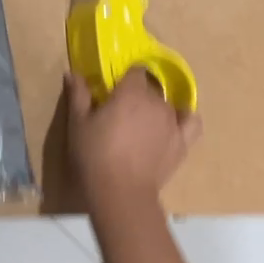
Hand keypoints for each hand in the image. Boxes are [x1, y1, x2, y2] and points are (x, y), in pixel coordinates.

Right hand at [65, 71, 201, 213]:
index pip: (135, 71)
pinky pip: (191, 121)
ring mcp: (173, 122)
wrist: (120, 190)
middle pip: (150, 88)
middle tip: (118, 112)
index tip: (112, 88)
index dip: (124, 77)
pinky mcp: (183, 142)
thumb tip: (72, 73)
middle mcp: (156, 102)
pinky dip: (183, 118)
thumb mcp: (77, 122)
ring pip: (165, 104)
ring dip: (153, 108)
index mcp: (130, 93)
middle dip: (136, 94)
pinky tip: (172, 123)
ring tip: (138, 124)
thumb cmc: (94, 154)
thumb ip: (78, 94)